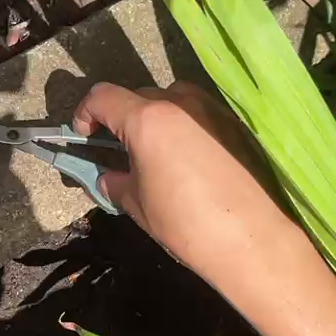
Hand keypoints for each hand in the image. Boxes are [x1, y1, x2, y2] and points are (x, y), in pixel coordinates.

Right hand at [72, 82, 318, 300]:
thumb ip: (115, 182)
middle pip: (137, 97)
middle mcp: (179, 102)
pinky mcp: (234, 123)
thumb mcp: (138, 205)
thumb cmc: (186, 223)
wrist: (251, 237)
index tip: (84, 135)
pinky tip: (188, 162)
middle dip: (121, 120)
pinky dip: (183, 127)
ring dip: (154, 119)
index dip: (85, 113)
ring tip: (155, 156)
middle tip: (119, 153)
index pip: (102, 97)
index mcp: (148, 119)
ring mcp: (211, 109)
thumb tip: (107, 177)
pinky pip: (197, 114)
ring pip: (170, 100)